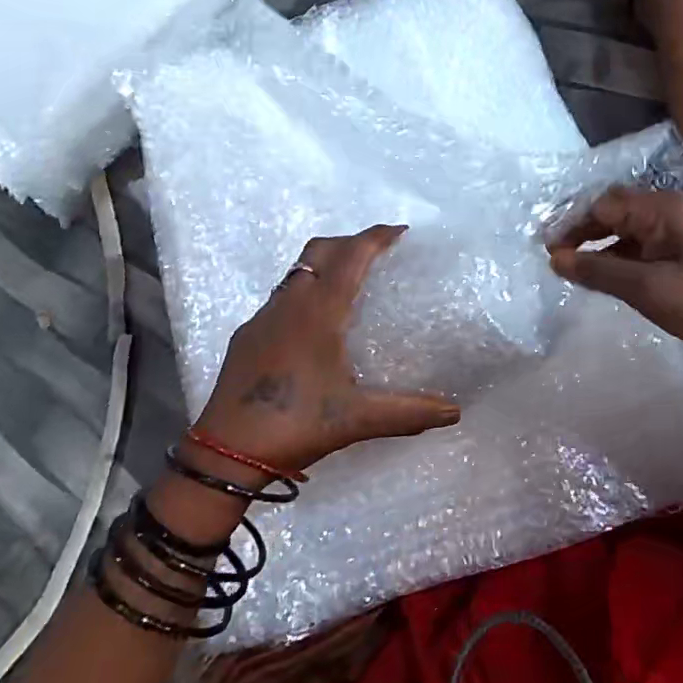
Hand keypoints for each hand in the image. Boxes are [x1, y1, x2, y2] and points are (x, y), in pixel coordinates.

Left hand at [191, 225, 462, 478]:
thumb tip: (455, 411)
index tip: (400, 231)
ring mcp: (263, 318)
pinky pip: (282, 297)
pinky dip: (306, 291)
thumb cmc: (296, 425)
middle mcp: (288, 305)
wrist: (226, 451)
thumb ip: (409, 412)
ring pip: (297, 272)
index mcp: (318, 313)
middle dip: (351, 242)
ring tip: (352, 284)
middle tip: (379, 254)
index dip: (376, 238)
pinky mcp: (247, 335)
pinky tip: (315, 325)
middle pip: (320, 250)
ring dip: (326, 265)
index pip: (350, 257)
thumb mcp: (358, 420)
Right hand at [547, 187, 682, 362]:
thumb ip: (598, 271)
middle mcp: (670, 212)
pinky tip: (605, 280)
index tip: (547, 251)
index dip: (572, 225)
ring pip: (627, 232)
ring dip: (599, 248)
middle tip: (555, 258)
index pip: (603, 205)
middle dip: (583, 232)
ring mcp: (679, 234)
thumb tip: (555, 259)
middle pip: (614, 212)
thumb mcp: (646, 289)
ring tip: (574, 272)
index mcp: (662, 210)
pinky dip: (619, 260)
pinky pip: (642, 249)